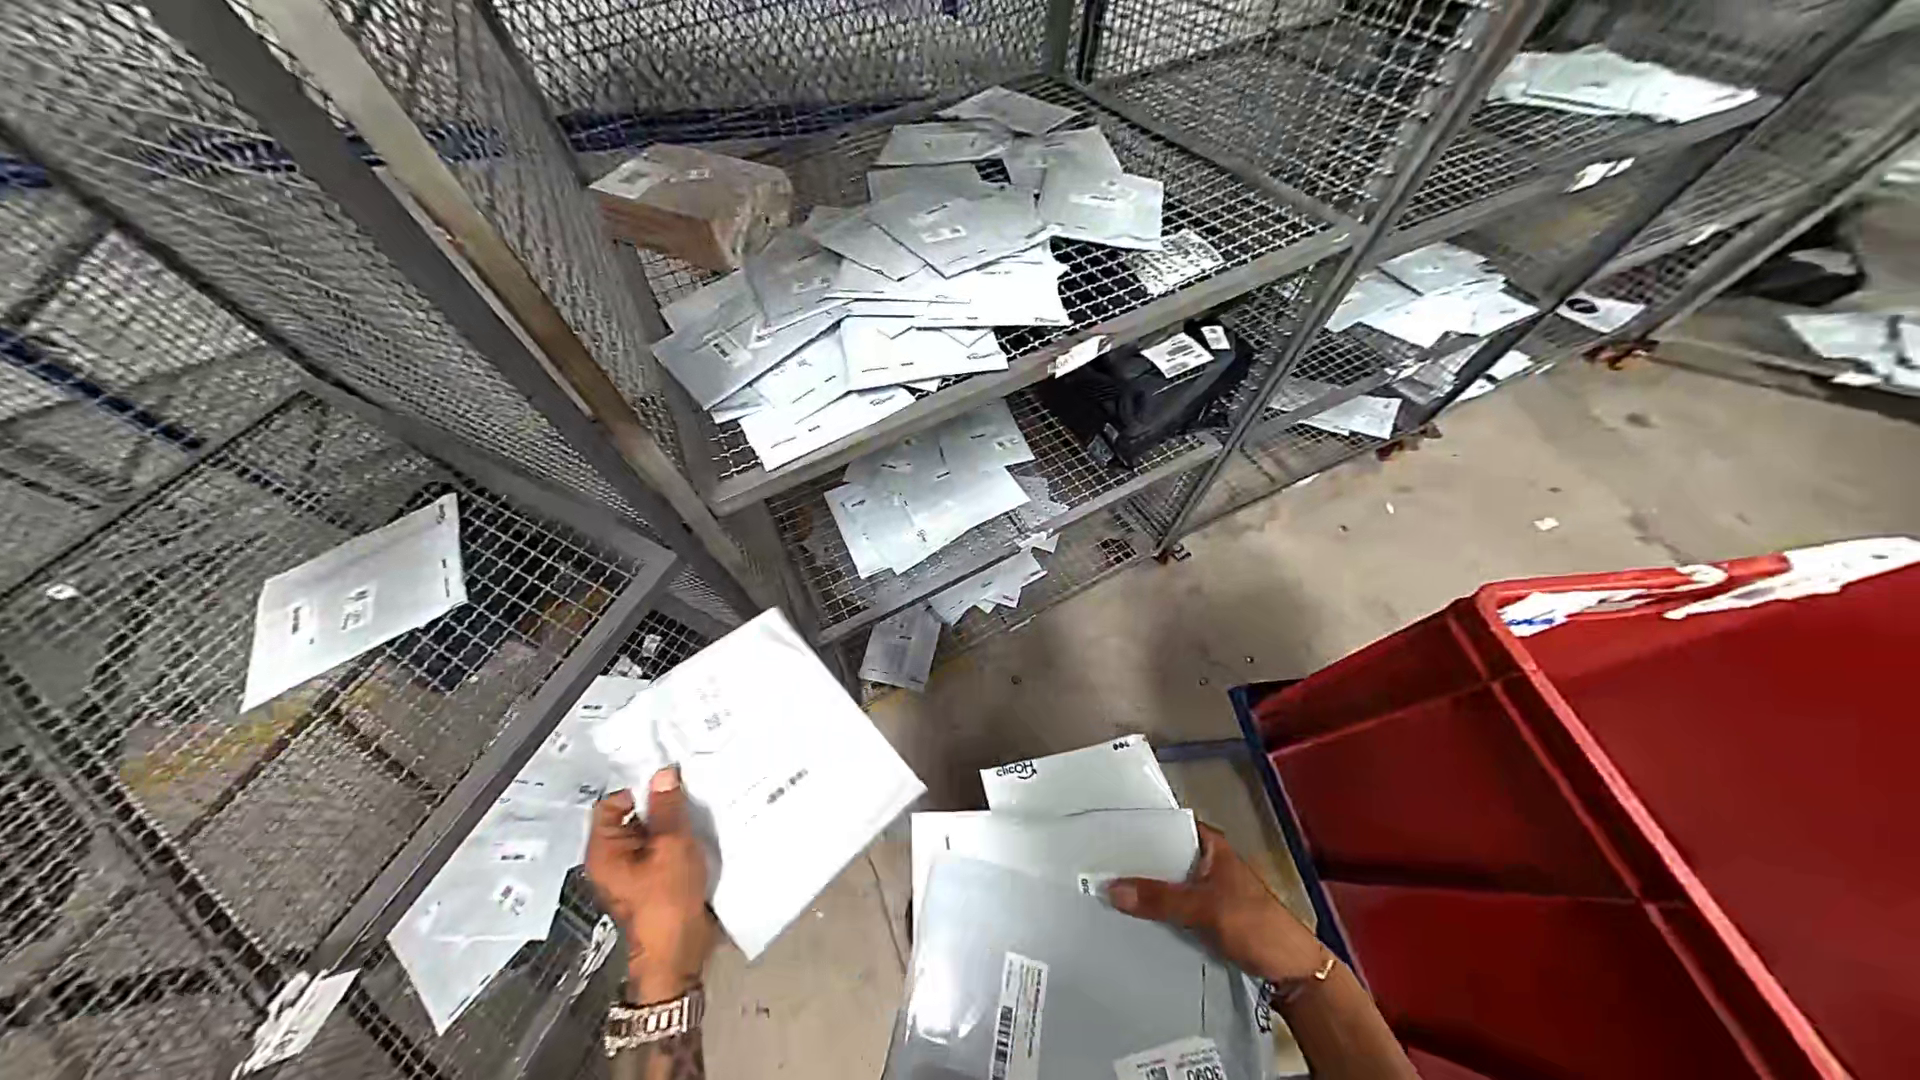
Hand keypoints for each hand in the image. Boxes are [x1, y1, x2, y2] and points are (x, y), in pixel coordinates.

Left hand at [586, 767, 718, 1003]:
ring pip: (654, 829)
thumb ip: (668, 807)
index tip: (670, 778)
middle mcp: (614, 857)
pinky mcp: (656, 876)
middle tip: (691, 785)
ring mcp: (636, 868)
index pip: (613, 802)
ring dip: (675, 818)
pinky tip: (703, 825)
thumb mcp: (671, 845)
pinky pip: (665, 846)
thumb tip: (663, 772)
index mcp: (605, 850)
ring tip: (701, 802)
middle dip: (662, 801)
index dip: (639, 787)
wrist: (679, 951)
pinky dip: (681, 836)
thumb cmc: (667, 897)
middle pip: (635, 814)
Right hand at [1109, 823, 1327, 983]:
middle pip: (1161, 854)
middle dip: (1133, 860)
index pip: (1165, 824)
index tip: (1104, 830)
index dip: (1137, 826)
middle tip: (1095, 861)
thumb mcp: (1206, 909)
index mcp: (1210, 843)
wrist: (1292, 974)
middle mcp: (1204, 860)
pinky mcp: (1200, 913)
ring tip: (1104, 885)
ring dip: (1141, 886)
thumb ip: (1160, 899)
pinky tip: (1128, 912)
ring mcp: (1202, 887)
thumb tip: (1112, 889)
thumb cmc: (1257, 926)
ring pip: (1163, 881)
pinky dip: (1152, 907)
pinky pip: (1168, 903)